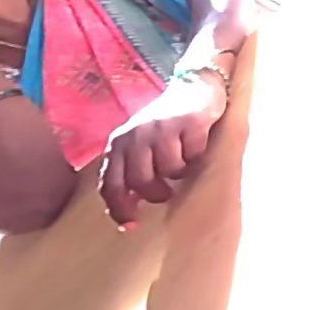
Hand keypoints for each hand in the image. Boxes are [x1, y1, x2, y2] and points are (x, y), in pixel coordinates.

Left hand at [101, 77, 226, 225]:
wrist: (196, 85)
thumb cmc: (167, 122)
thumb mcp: (141, 144)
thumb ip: (131, 169)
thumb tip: (128, 213)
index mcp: (119, 142)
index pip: (111, 185)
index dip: (120, 209)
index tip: (132, 225)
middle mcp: (137, 134)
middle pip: (141, 180)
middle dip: (156, 192)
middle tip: (168, 192)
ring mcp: (164, 127)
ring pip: (170, 169)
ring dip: (180, 171)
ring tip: (185, 162)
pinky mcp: (191, 121)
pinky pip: (193, 153)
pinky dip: (197, 155)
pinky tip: (198, 145)